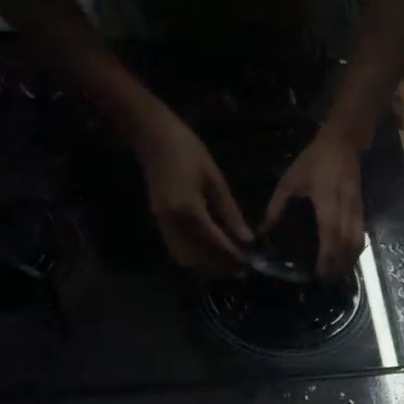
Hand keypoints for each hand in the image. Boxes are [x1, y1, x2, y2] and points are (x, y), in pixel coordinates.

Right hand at [136, 111, 254, 273]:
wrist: (152, 136)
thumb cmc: (188, 151)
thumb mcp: (215, 180)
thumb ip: (231, 212)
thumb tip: (248, 238)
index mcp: (190, 209)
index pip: (216, 243)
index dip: (234, 256)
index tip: (251, 262)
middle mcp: (173, 221)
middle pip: (199, 257)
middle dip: (221, 266)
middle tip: (242, 267)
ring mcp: (162, 222)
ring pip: (185, 257)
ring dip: (207, 265)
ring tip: (228, 263)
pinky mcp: (158, 220)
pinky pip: (176, 248)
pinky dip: (193, 256)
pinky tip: (209, 253)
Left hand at [264, 131, 363, 281]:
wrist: (344, 143)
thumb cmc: (315, 160)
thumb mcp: (290, 181)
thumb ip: (276, 207)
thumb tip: (263, 231)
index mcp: (327, 206)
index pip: (330, 239)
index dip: (326, 259)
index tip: (319, 275)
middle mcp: (345, 213)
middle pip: (346, 247)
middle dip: (338, 267)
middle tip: (328, 283)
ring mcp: (357, 213)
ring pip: (357, 244)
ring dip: (349, 261)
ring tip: (339, 276)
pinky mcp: (362, 211)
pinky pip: (361, 236)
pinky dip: (355, 250)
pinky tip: (349, 258)